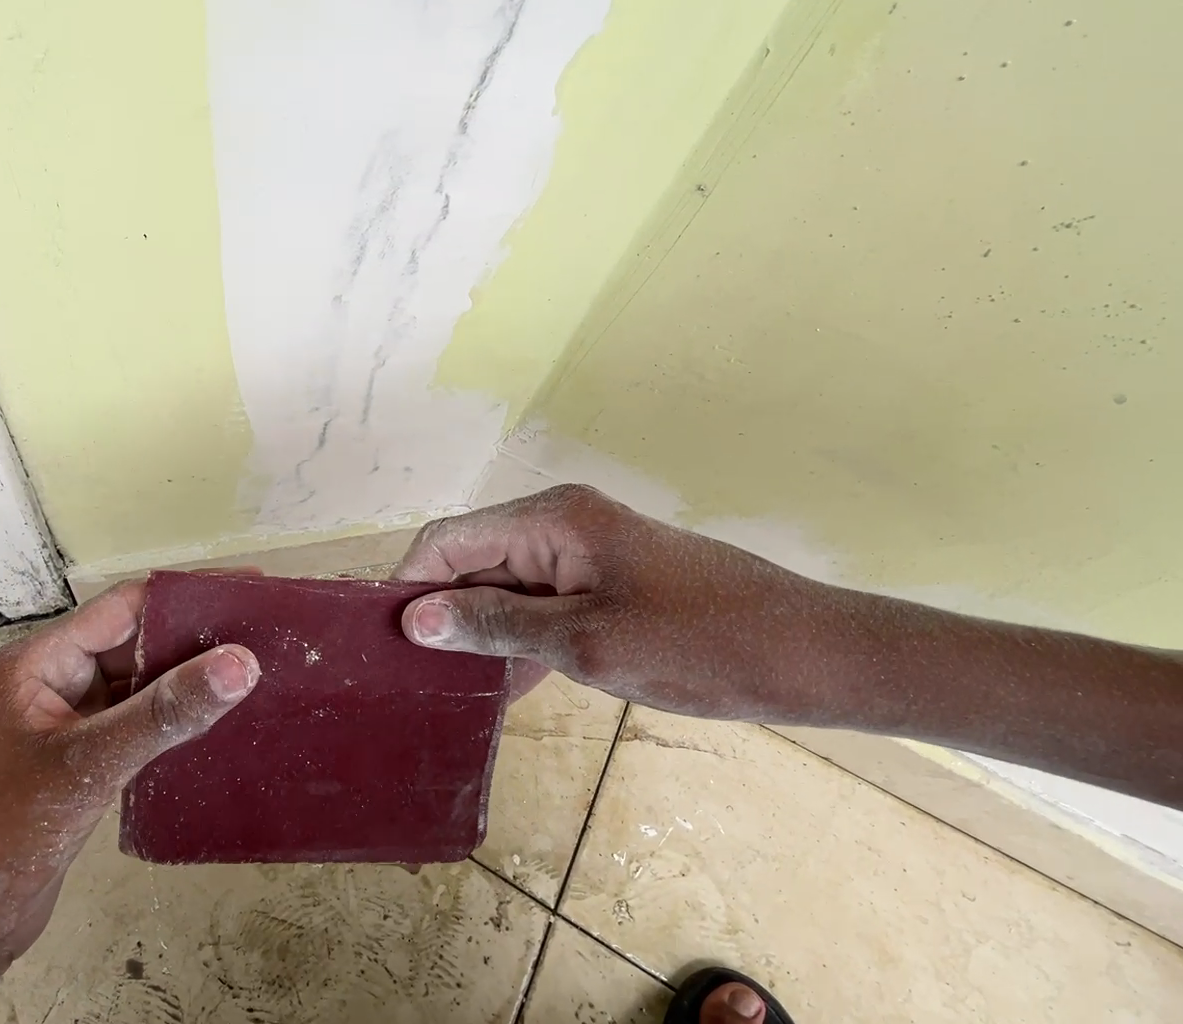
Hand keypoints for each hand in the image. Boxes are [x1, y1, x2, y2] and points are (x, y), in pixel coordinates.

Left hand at [0, 581, 257, 1023]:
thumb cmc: (5, 830)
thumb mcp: (89, 763)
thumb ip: (162, 713)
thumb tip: (239, 663)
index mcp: (40, 661)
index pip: (122, 607)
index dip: (185, 595)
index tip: (245, 590)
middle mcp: (55, 679)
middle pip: (134, 642)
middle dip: (194, 636)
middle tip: (263, 632)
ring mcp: (69, 720)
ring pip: (138, 684)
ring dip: (186, 679)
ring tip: (253, 671)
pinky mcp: (84, 759)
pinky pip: (136, 722)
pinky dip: (172, 718)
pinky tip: (216, 721)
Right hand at [394, 483, 844, 721]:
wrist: (818, 658)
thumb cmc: (702, 645)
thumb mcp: (584, 643)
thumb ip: (493, 625)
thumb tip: (413, 619)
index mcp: (551, 519)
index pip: (448, 539)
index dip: (409, 584)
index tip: (384, 641)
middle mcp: (559, 522)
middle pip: (471, 558)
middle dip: (442, 610)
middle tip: (413, 672)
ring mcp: (583, 549)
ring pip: (502, 583)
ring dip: (478, 628)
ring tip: (448, 683)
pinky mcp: (604, 578)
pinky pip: (538, 600)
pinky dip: (518, 636)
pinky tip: (504, 682)